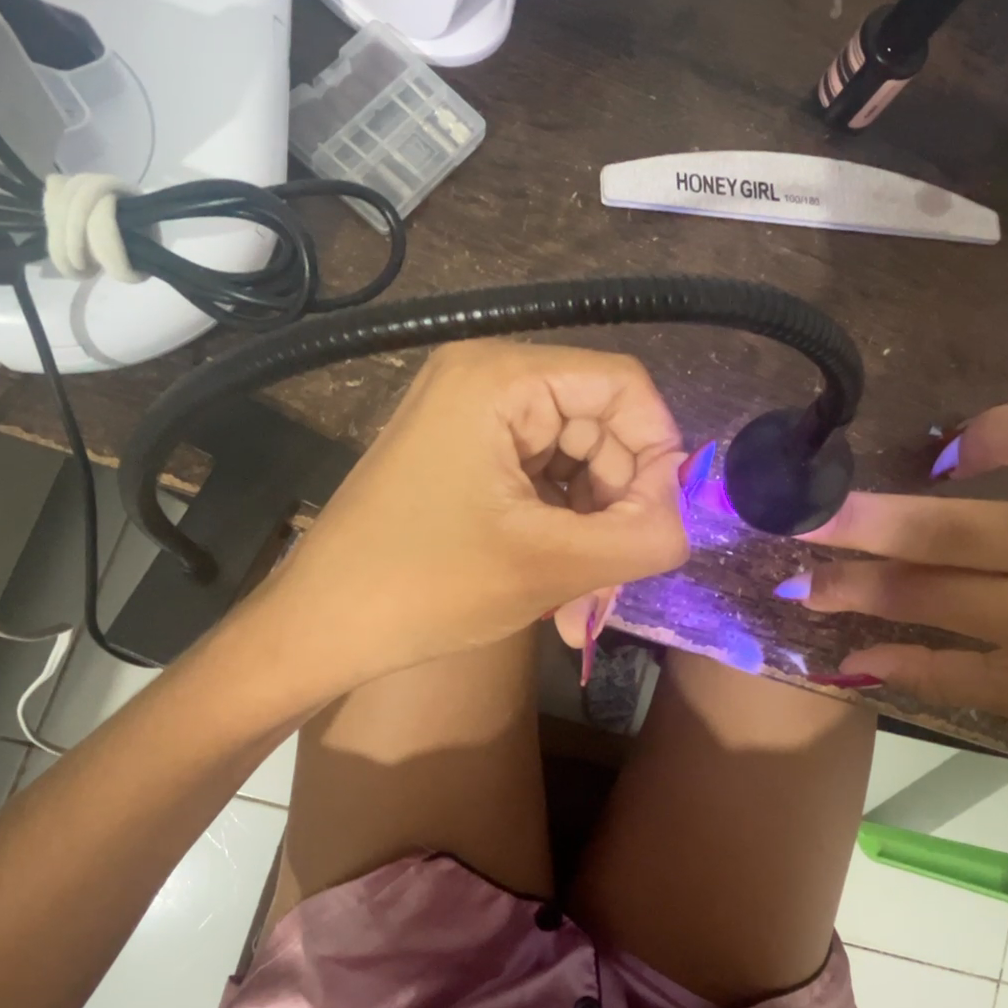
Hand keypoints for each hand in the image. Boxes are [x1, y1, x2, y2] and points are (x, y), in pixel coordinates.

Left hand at [245, 340, 690, 685]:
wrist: (319, 629)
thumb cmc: (425, 587)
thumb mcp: (550, 565)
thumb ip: (643, 537)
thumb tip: (689, 521)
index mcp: (500, 378)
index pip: (623, 386)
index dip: (659, 453)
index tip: (662, 524)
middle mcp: (485, 380)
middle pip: (600, 424)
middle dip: (618, 505)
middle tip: (618, 578)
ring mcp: (470, 418)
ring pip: (574, 461)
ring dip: (591, 530)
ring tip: (583, 600)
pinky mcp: (464, 456)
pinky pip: (540, 481)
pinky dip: (560, 532)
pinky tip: (559, 591)